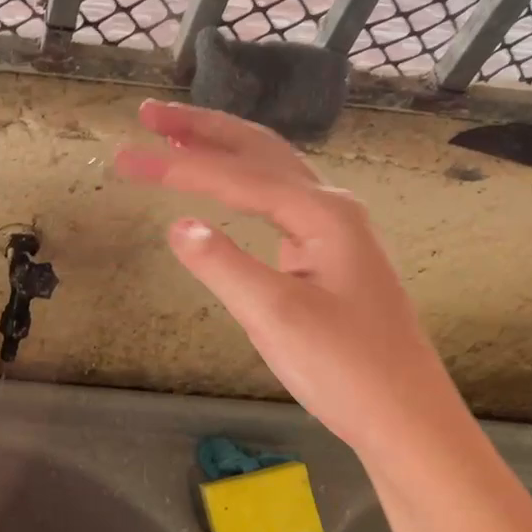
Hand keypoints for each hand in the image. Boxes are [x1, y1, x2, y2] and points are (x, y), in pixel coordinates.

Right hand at [115, 100, 460, 453]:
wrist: (407, 420)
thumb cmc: (346, 370)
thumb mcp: (275, 317)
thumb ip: (223, 265)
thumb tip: (178, 225)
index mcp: (322, 214)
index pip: (234, 177)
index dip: (175, 167)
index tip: (123, 159)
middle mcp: (331, 206)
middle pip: (258, 149)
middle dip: (201, 127)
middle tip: (148, 112)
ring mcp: (333, 227)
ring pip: (270, 168)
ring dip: (221, 145)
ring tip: (173, 133)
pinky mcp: (327, 250)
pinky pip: (275, 195)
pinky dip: (239, 176)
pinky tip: (222, 180)